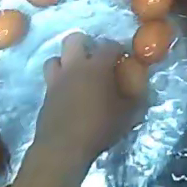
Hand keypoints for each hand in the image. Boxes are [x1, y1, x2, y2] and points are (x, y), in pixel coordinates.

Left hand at [29, 33, 143, 171]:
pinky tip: (67, 92)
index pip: (109, 45)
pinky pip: (50, 78)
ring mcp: (57, 79)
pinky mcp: (46, 93)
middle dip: (84, 43)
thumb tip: (141, 87)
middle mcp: (74, 66)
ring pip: (56, 57)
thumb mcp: (127, 115)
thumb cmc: (99, 128)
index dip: (117, 48)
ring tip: (76, 73)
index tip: (122, 56)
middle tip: (94, 58)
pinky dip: (58, 80)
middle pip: (74, 39)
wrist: (63, 146)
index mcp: (96, 67)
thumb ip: (135, 97)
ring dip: (66, 61)